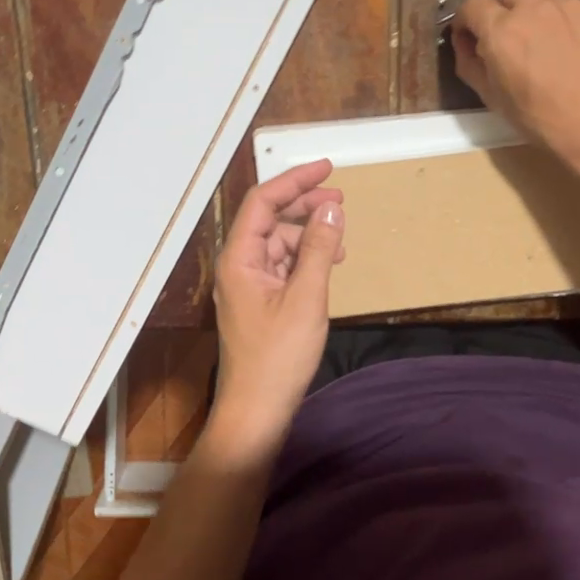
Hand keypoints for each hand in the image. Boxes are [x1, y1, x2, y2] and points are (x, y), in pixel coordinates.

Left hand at [211, 160, 345, 439]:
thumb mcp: (306, 298)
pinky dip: (305, 259)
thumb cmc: (278, 357)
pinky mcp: (258, 303)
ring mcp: (246, 285)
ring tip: (341, 238)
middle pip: (269, 219)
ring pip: (277, 243)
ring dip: (309, 234)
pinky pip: (281, 266)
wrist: (256, 411)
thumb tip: (331, 208)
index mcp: (239, 258)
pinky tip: (327, 264)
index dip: (294, 180)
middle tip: (341, 199)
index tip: (327, 168)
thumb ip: (319, 249)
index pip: (263, 201)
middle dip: (304, 204)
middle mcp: (237, 265)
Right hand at [451, 0, 579, 178]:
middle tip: (503, 26)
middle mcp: (535, 7)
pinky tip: (579, 50)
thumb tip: (466, 41)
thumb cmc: (543, 121)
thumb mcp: (493, 99)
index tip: (472, 37)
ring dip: (536, 12)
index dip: (466, 20)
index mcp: (502, 30)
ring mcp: (572, 4)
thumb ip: (469, 63)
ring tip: (549, 46)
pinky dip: (570, 23)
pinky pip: (576, 7)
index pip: (472, 4)